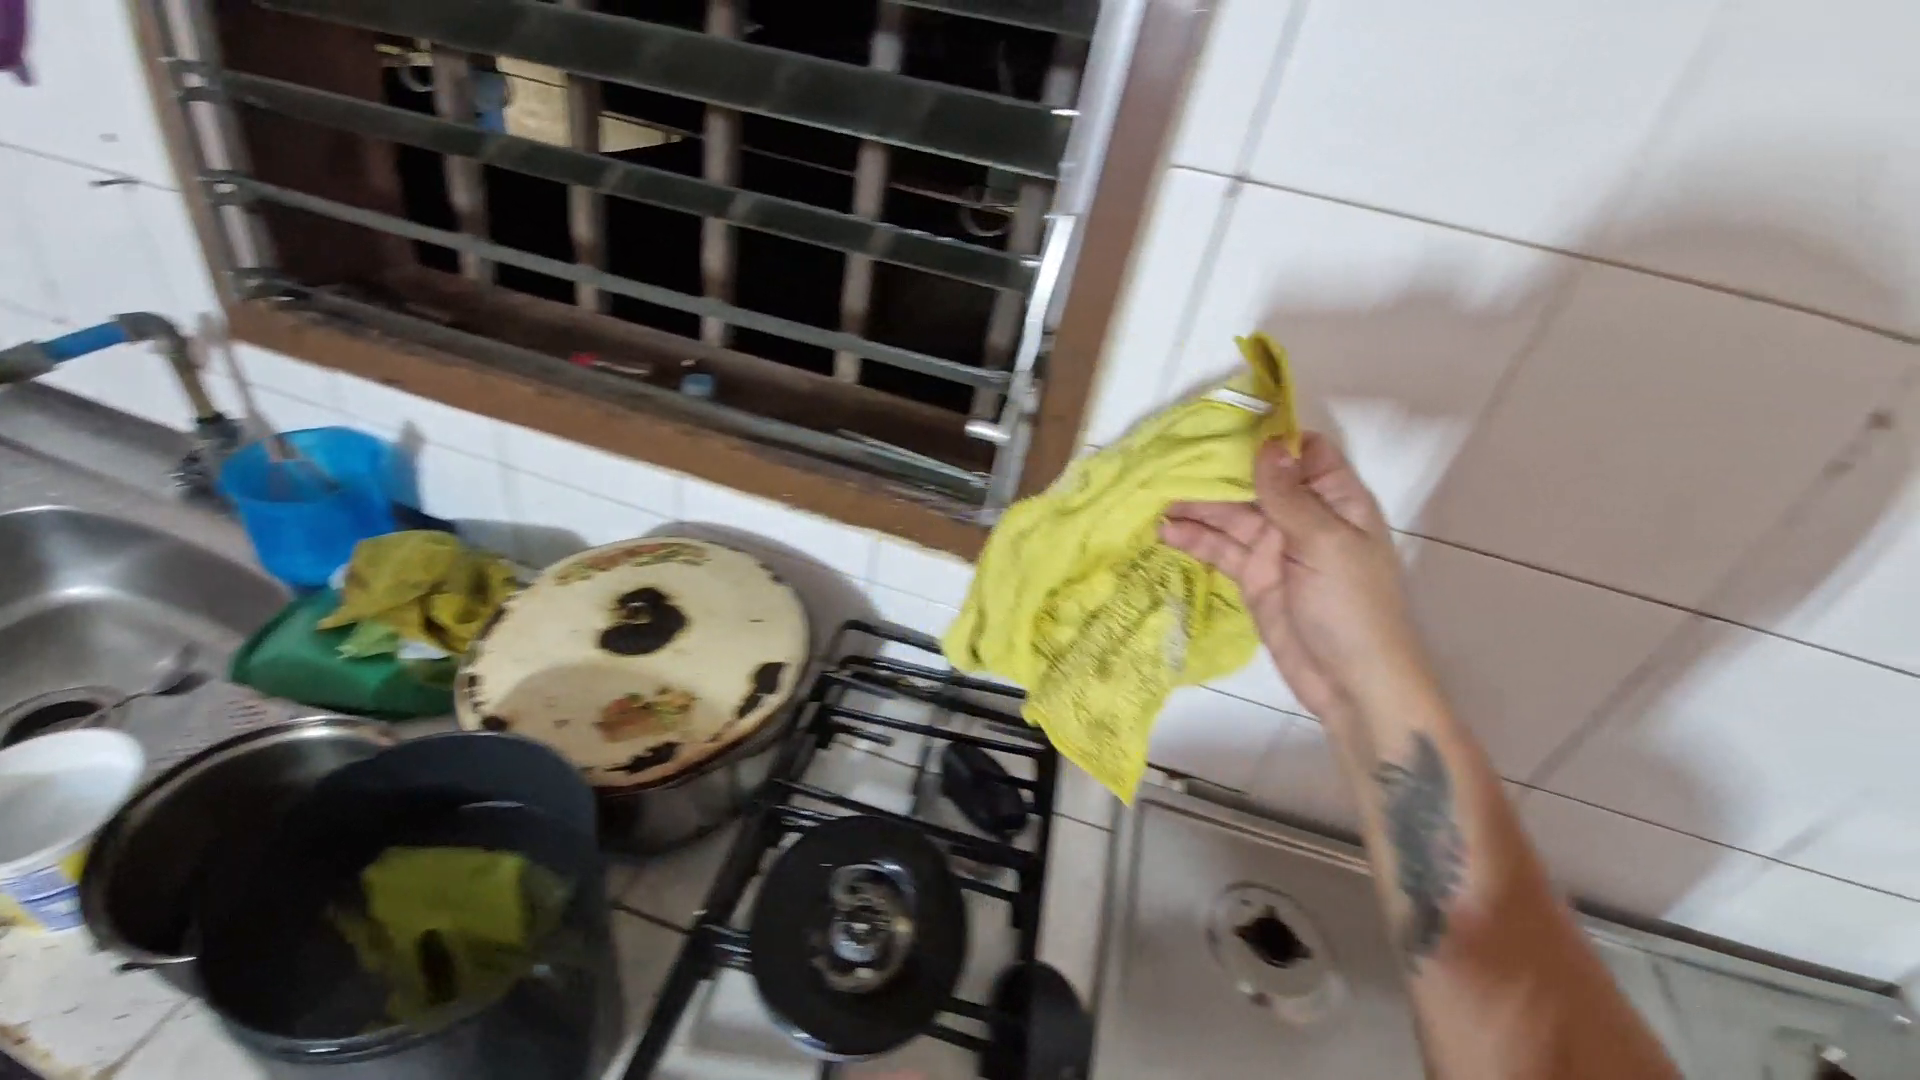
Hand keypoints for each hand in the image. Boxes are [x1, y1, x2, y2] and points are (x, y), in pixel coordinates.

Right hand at [1160, 433, 1432, 724]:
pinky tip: (1166, 532)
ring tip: (1154, 497)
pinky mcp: (1254, 578)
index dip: (1268, 437)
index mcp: (1335, 500)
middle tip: (1168, 461)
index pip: (1303, 453)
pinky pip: (1221, 551)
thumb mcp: (1324, 544)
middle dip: (1217, 472)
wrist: (1352, 683)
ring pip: (1232, 517)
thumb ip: (1290, 496)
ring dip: (1197, 507)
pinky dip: (1195, 541)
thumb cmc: (1352, 608)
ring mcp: (1276, 549)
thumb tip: (1268, 444)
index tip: (1223, 425)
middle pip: (1256, 483)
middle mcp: (1304, 517)